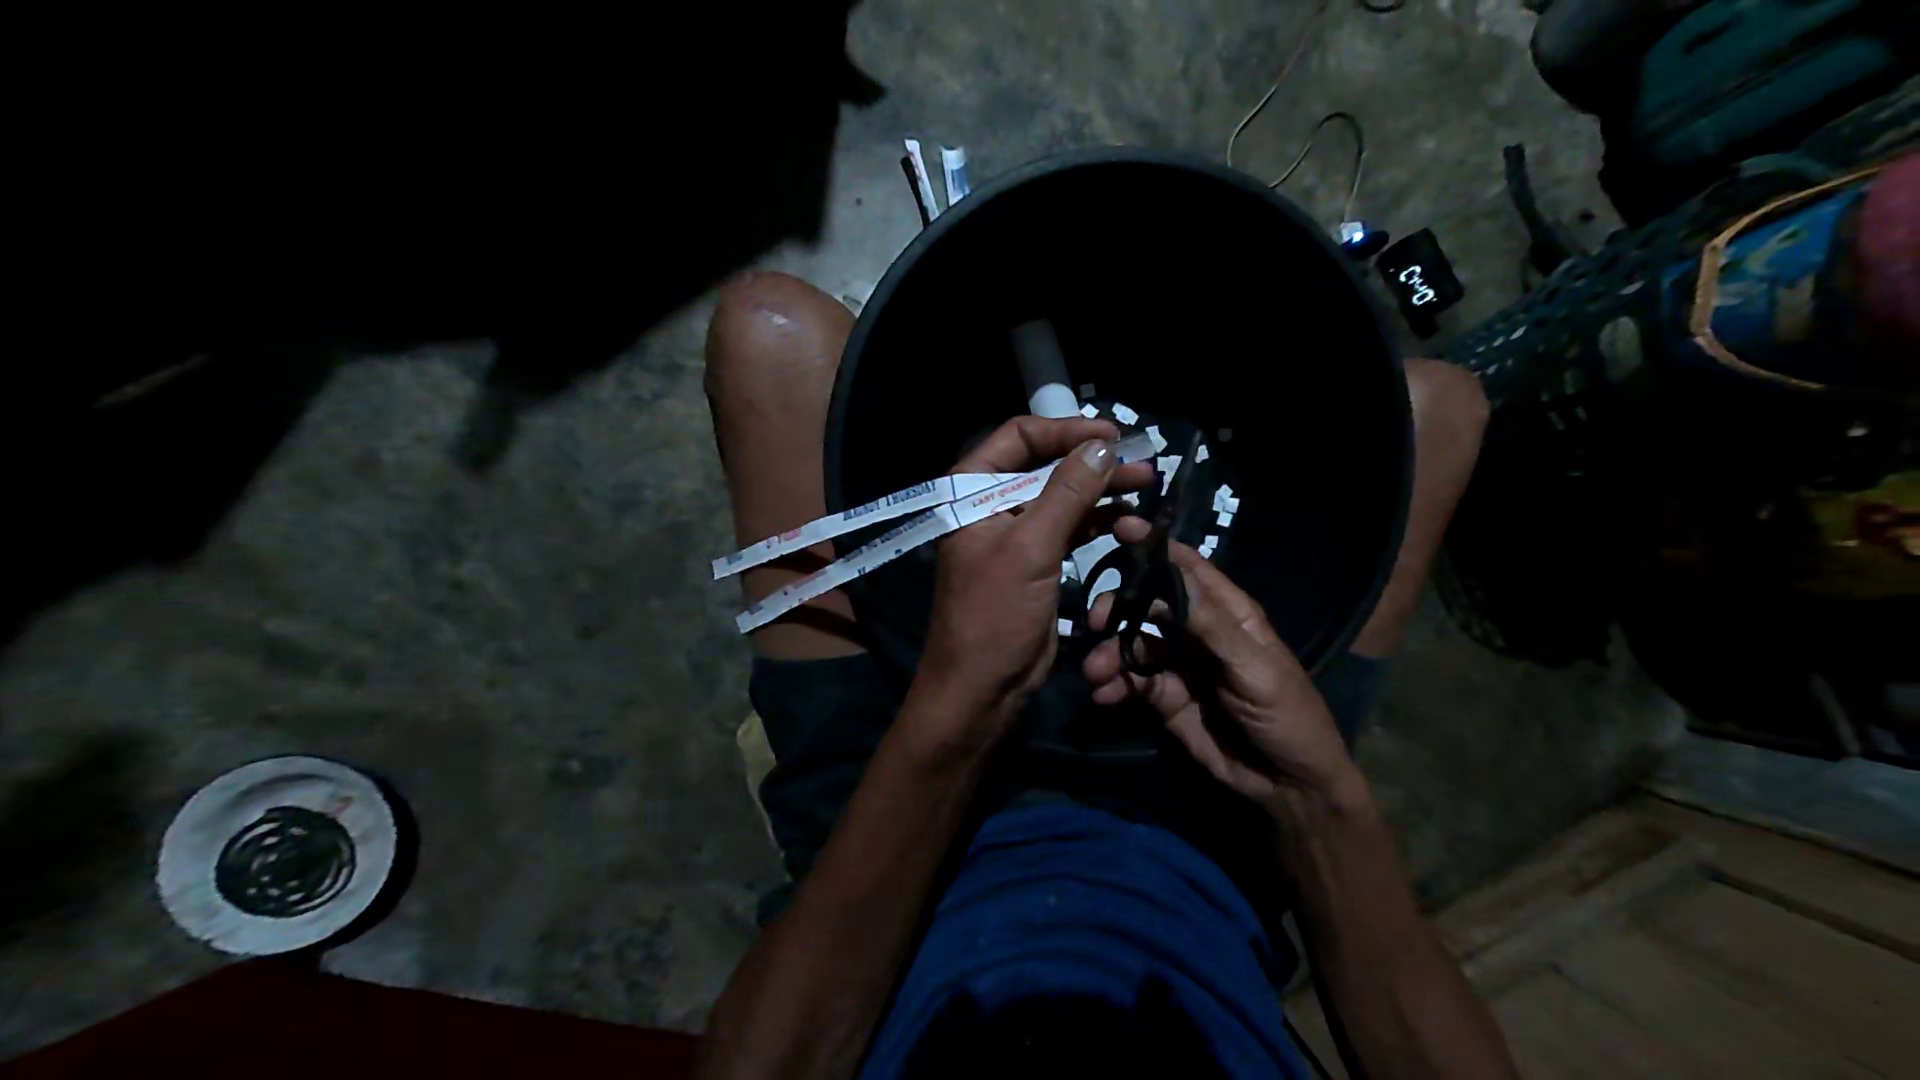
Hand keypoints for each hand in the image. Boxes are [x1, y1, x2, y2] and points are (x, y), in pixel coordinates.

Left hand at [912, 416, 1154, 752]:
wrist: (981, 688)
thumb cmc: (994, 616)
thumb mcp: (1030, 549)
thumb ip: (1066, 493)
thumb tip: (1103, 446)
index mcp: (970, 492)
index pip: (1019, 438)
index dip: (1066, 431)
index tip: (1112, 437)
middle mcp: (989, 505)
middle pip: (1045, 466)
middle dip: (1092, 462)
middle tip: (1143, 463)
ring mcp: (1014, 534)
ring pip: (1062, 497)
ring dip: (1101, 490)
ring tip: (1146, 485)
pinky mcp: (1036, 562)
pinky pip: (1069, 528)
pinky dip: (1097, 520)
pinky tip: (1128, 517)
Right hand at [1082, 529, 1361, 812]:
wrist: (1288, 787)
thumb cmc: (1287, 715)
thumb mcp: (1254, 668)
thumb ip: (1208, 626)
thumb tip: (1166, 581)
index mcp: (1226, 613)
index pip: (1186, 569)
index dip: (1155, 548)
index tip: (1120, 529)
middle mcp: (1196, 632)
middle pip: (1148, 605)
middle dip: (1118, 608)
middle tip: (1095, 622)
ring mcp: (1178, 664)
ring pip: (1132, 645)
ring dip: (1110, 655)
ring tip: (1095, 674)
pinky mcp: (1164, 698)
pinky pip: (1130, 683)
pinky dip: (1113, 686)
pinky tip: (1103, 696)